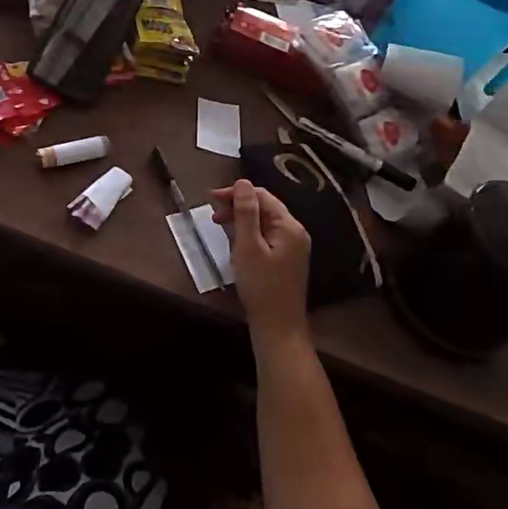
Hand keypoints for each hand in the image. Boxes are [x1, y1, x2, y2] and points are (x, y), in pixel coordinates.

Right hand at [211, 180, 311, 339]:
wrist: (278, 326)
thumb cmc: (261, 286)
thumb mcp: (248, 247)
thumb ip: (245, 213)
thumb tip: (242, 182)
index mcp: (289, 226)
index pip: (263, 196)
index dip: (237, 193)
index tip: (211, 198)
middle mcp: (295, 233)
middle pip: (266, 208)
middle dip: (238, 206)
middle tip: (213, 215)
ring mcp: (293, 247)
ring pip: (265, 223)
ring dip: (242, 220)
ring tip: (220, 226)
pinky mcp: (287, 260)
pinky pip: (267, 236)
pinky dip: (250, 234)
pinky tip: (236, 243)